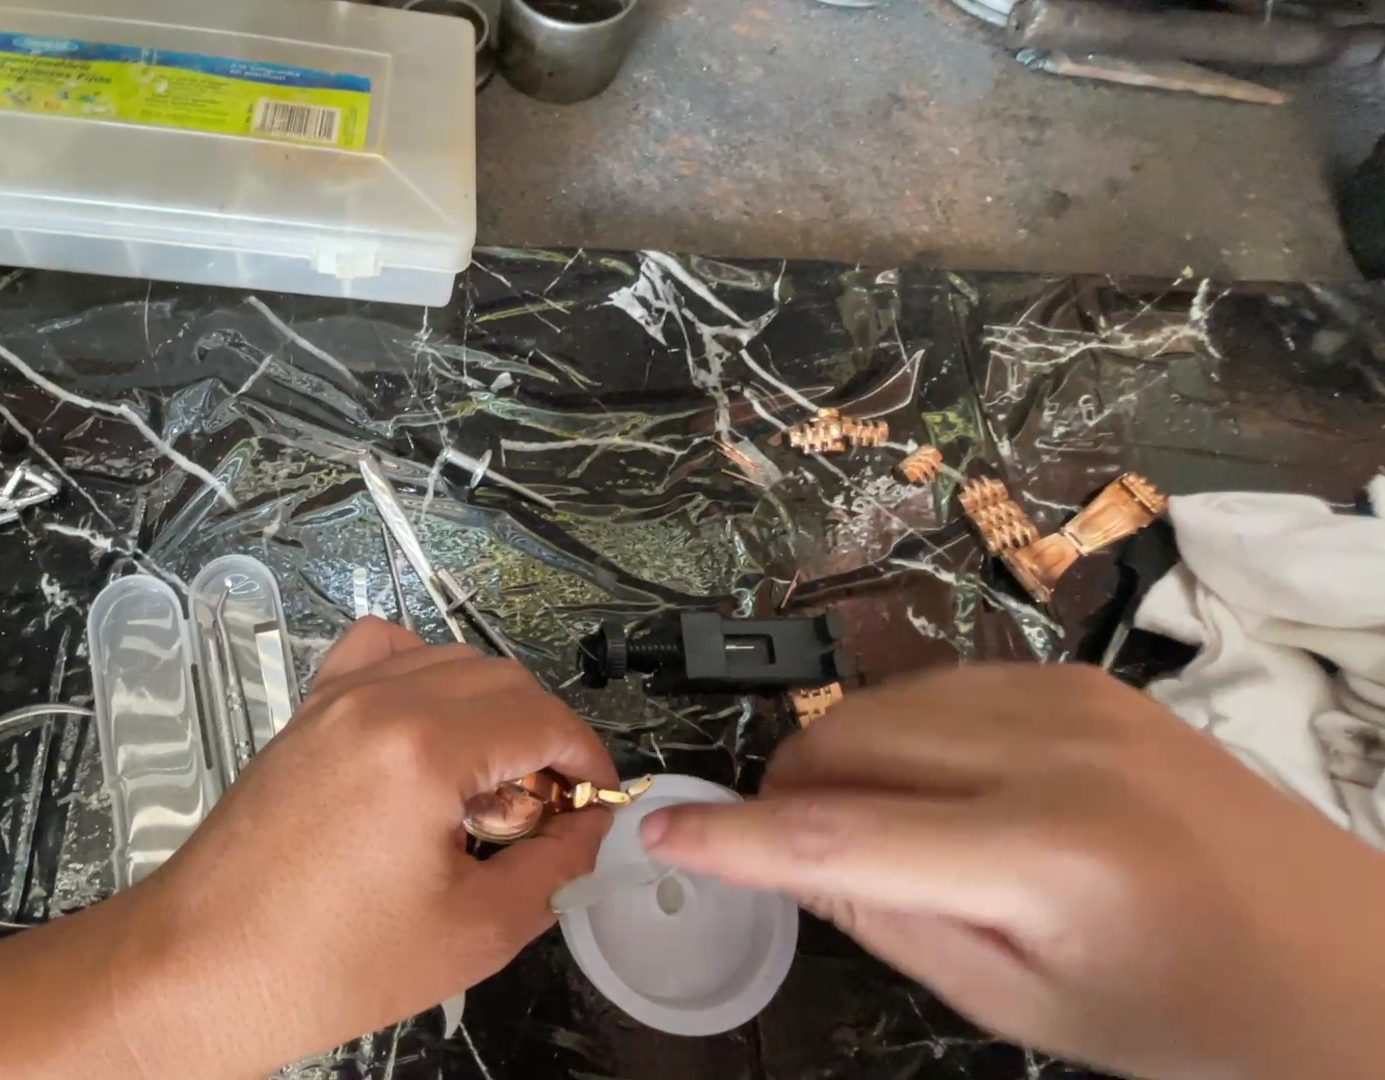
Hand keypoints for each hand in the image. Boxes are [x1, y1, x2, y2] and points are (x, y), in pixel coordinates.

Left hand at [116, 618, 616, 1076]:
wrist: (201, 965)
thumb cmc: (332, 964)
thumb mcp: (472, 932)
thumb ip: (556, 869)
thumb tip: (595, 825)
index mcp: (425, 748)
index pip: (541, 716)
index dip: (586, 755)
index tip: (594, 800)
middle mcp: (382, 697)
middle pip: (502, 678)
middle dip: (544, 734)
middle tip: (545, 806)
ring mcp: (339, 693)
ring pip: (450, 658)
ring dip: (491, 706)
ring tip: (486, 778)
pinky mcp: (311, 705)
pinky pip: (381, 650)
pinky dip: (422, 669)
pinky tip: (425, 722)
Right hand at [639, 664, 1384, 1079]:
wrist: (1366, 961)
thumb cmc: (1191, 1020)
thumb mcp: (1017, 1002)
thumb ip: (878, 916)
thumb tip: (778, 851)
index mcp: (1052, 860)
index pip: (840, 838)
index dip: (733, 836)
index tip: (655, 831)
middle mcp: (1051, 750)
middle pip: (840, 745)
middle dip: (789, 793)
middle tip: (808, 850)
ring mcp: (1059, 693)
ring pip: (865, 706)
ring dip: (837, 763)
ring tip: (885, 820)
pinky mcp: (1062, 671)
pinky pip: (918, 690)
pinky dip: (890, 737)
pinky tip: (942, 782)